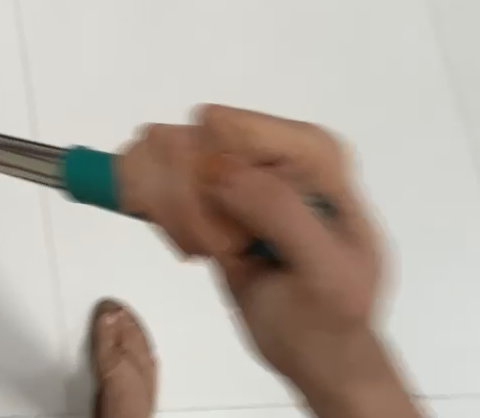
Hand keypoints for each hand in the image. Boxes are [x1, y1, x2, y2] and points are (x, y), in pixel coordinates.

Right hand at [119, 107, 411, 415]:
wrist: (317, 352)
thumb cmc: (330, 317)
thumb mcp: (326, 273)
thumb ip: (282, 213)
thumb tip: (218, 168)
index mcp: (312, 152)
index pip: (226, 127)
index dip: (213, 178)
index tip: (227, 233)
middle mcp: (269, 144)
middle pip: (187, 139)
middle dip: (187, 200)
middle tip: (216, 249)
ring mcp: (233, 158)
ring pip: (160, 154)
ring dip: (172, 212)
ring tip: (207, 250)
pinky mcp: (202, 176)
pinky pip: (149, 170)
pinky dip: (161, 214)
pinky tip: (194, 245)